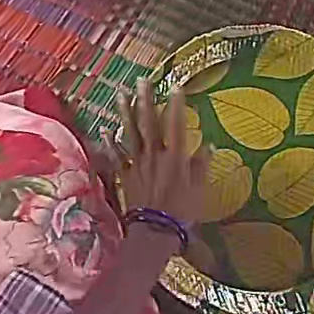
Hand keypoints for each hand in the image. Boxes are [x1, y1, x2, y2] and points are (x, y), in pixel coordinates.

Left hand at [119, 79, 210, 229]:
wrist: (154, 232)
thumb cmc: (181, 212)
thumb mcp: (199, 189)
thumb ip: (201, 165)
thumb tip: (208, 144)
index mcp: (175, 156)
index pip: (177, 125)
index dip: (177, 105)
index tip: (176, 85)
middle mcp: (155, 155)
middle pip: (149, 123)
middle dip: (146, 100)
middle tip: (143, 80)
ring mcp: (137, 163)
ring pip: (131, 134)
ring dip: (126, 113)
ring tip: (122, 94)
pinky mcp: (125, 175)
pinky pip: (116, 156)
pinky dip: (110, 142)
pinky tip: (105, 129)